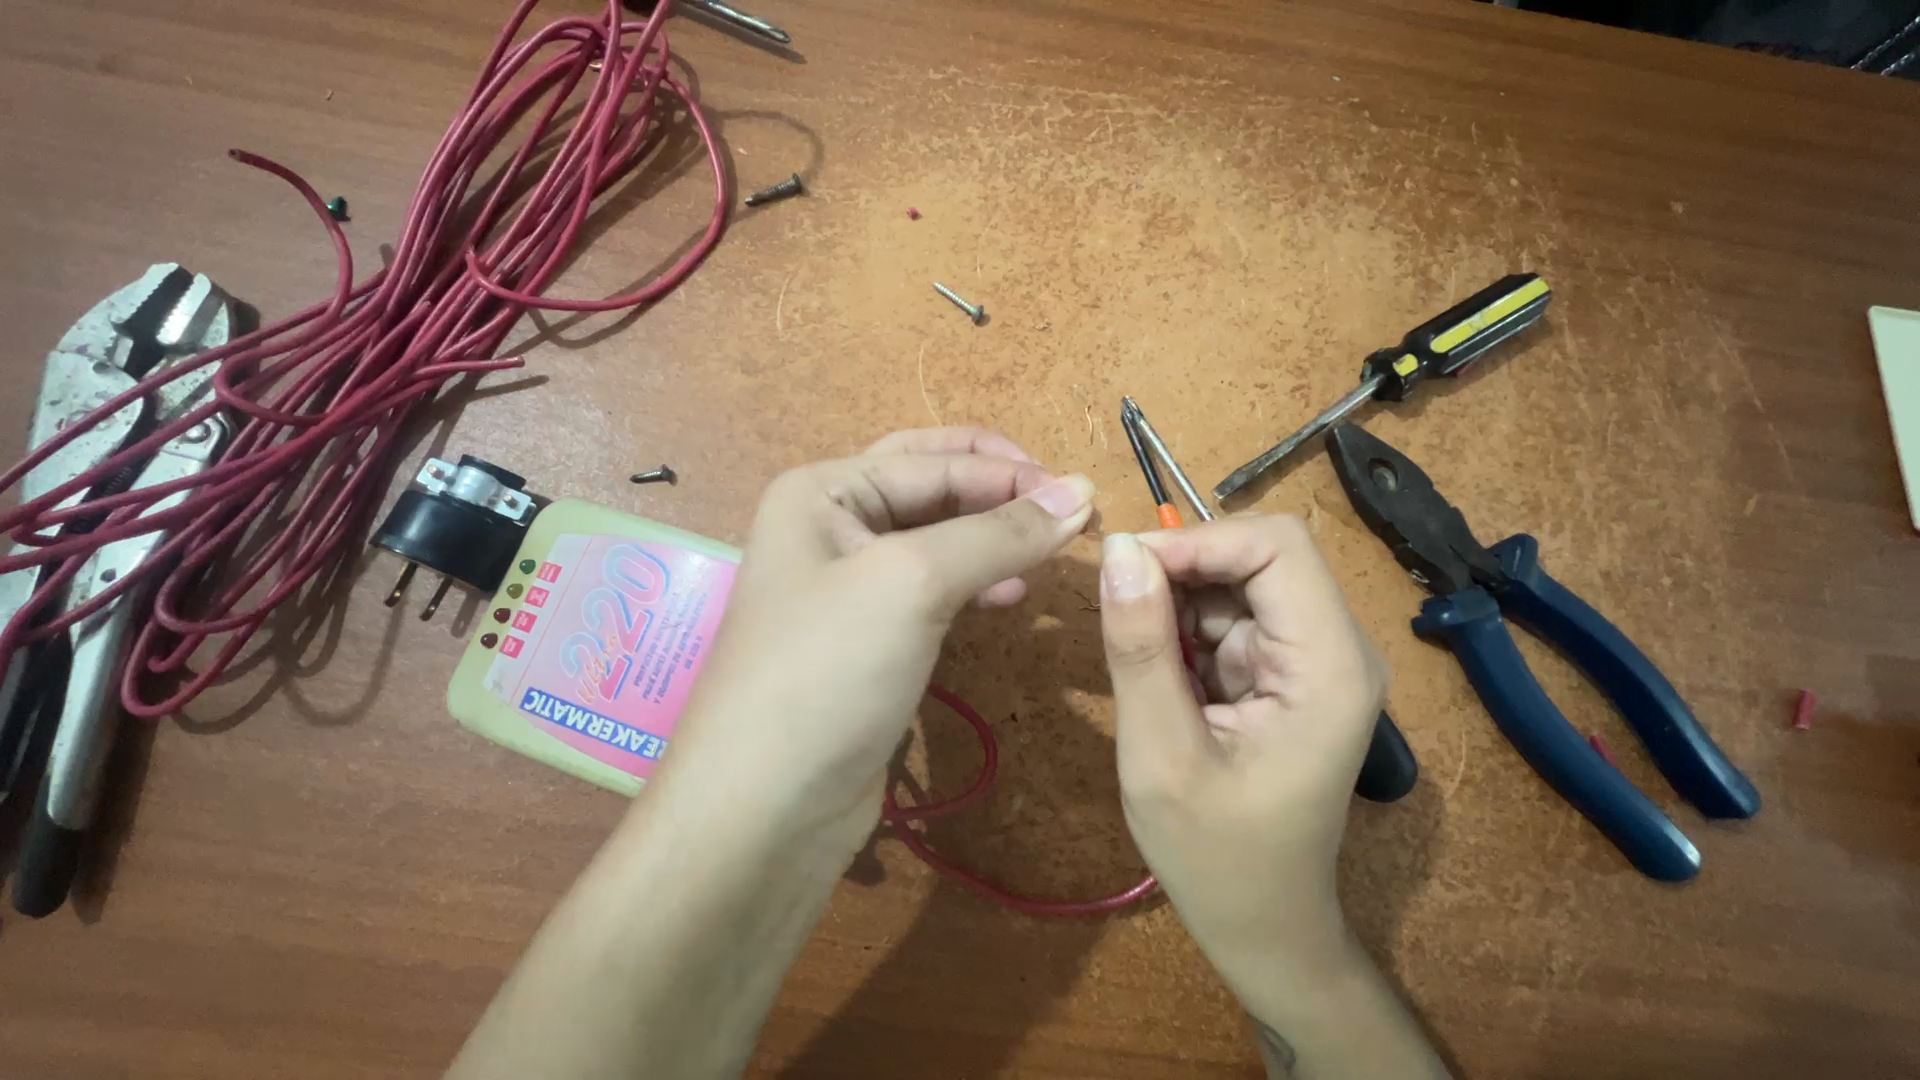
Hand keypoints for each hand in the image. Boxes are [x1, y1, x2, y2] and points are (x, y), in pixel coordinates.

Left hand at [652, 428, 1095, 848]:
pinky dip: (974, 584)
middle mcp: (830, 527)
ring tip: (1046, 558)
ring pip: (937, 541)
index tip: (1087, 497)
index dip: (1011, 473)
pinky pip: (932, 591)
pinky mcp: (868, 640)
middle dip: (999, 494)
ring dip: (991, 540)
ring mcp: (847, 587)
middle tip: (1067, 513)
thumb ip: (998, 533)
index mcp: (823, 491)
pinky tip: (1009, 597)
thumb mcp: (913, 582)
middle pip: (931, 488)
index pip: (934, 460)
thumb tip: (1082, 492)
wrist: (766, 807)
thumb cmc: (829, 670)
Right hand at [1098, 517, 1386, 963]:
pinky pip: (1227, 616)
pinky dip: (1181, 628)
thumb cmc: (1215, 857)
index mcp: (1328, 667)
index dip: (1197, 541)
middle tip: (1117, 610)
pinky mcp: (1283, 672)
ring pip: (1236, 581)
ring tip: (1135, 658)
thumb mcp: (1160, 754)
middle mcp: (1334, 648)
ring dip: (1176, 600)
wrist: (1262, 925)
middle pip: (1260, 556)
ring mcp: (1311, 659)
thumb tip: (1117, 549)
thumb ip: (1140, 648)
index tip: (1123, 570)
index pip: (1276, 547)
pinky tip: (1159, 677)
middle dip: (1182, 569)